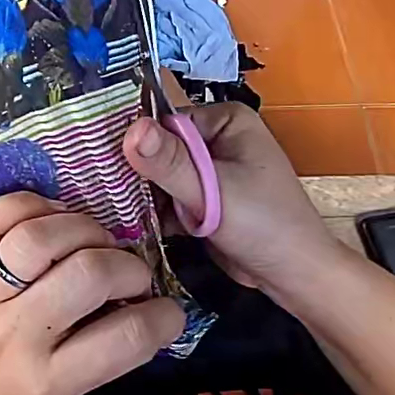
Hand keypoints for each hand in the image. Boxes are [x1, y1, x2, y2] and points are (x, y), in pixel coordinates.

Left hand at [0, 193, 185, 394]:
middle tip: (130, 275)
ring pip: (40, 238)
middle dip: (128, 267)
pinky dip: (31, 205)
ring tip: (94, 243)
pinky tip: (51, 218)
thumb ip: (105, 355)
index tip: (168, 311)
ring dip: (85, 230)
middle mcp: (10, 335)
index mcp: (44, 381)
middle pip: (87, 276)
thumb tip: (150, 305)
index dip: (162, 317)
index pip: (123, 339)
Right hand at [123, 103, 340, 293]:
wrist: (293, 274)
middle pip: (160, 149)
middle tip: (102, 194)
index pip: (165, 122)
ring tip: (110, 211)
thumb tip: (131, 130)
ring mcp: (211, 172)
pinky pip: (170, 199)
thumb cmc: (265, 224)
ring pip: (162, 177)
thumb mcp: (213, 191)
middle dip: (138, 174)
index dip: (136, 145)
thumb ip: (171, 163)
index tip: (102, 167)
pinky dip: (155, 213)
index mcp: (226, 121)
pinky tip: (130, 225)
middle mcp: (217, 140)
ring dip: (143, 197)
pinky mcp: (205, 201)